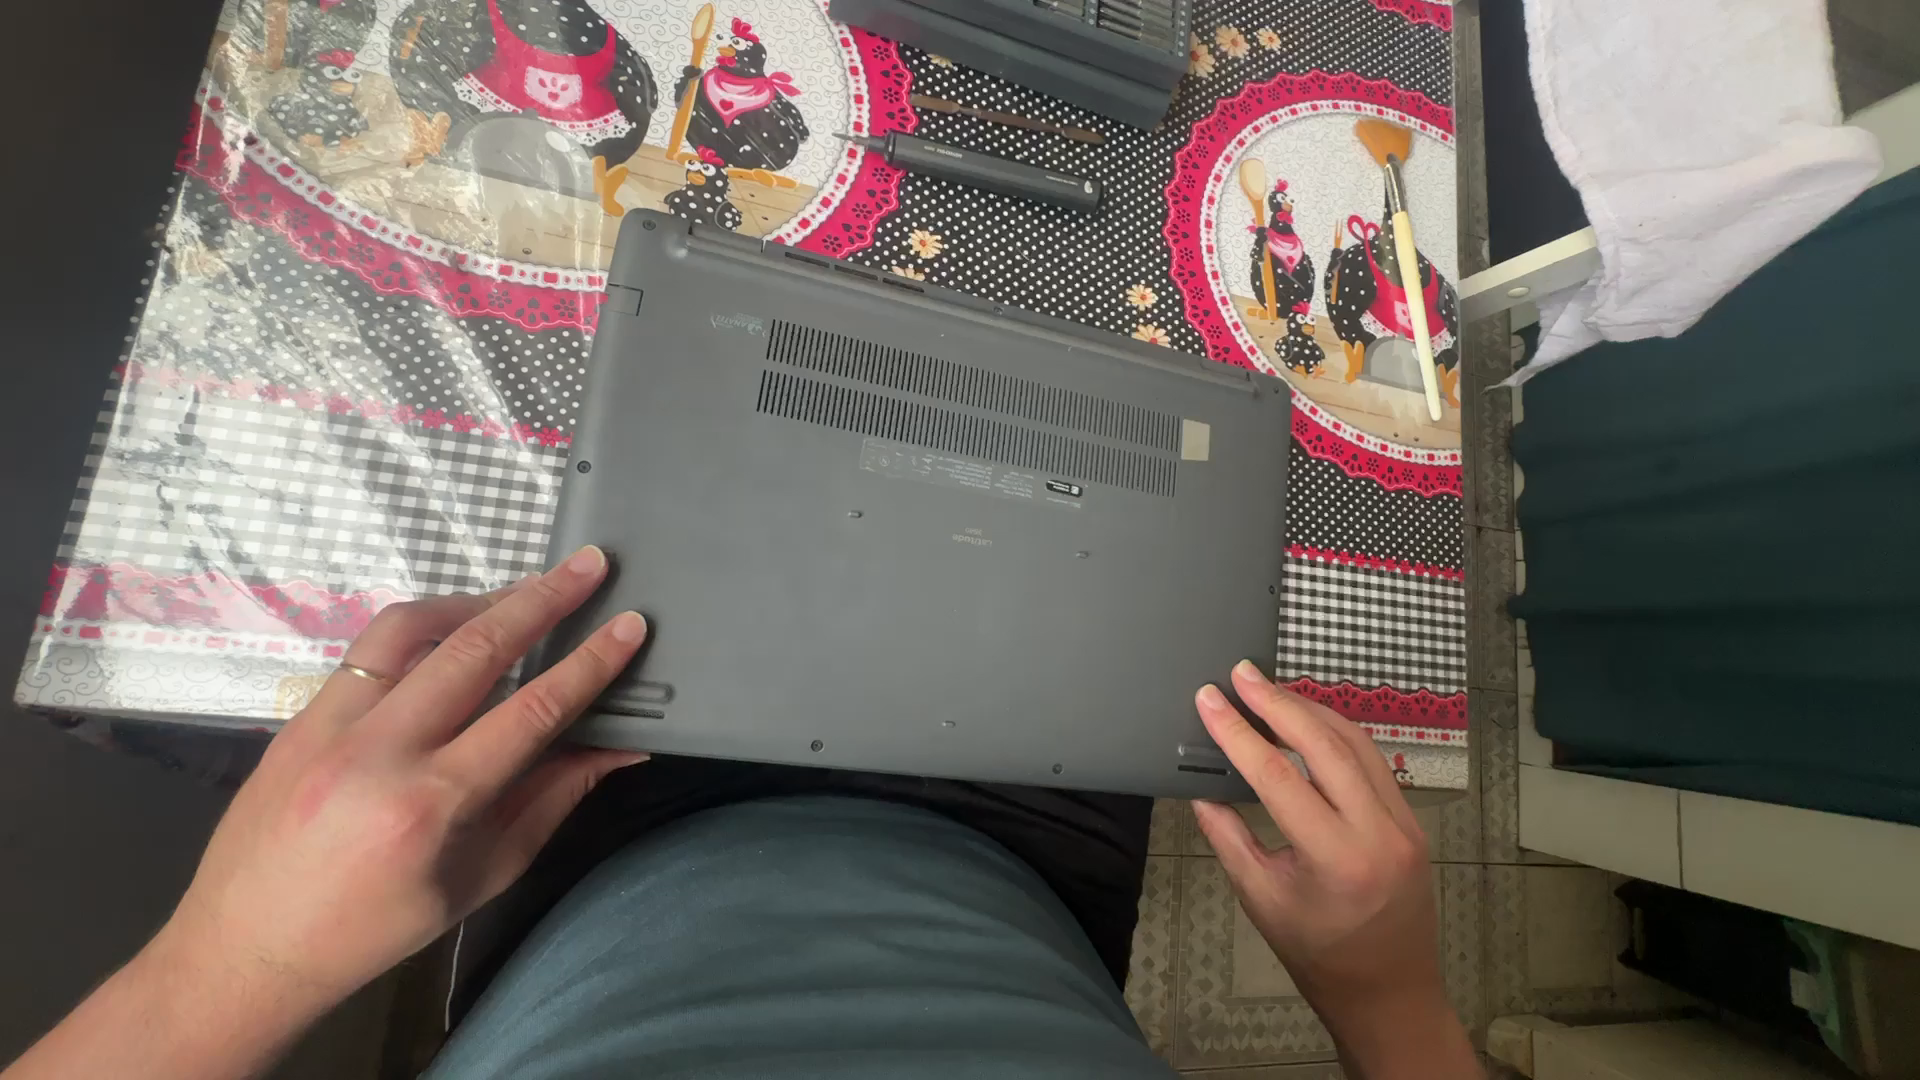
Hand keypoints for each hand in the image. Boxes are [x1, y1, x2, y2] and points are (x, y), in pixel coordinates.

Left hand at [165, 545, 649, 1016]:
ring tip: (526, 590)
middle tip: (589, 563)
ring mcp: (327, 727)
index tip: (631, 623)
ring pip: (411, 629)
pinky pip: (371, 648)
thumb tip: (624, 744)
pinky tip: (460, 627)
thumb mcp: (490, 869)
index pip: (534, 710)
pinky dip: (427, 625)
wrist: (241, 955)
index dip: (592, 662)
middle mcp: (378, 751)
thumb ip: (558, 794)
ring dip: (479, 599)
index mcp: (433, 802)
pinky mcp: (298, 718)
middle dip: (543, 598)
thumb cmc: (384, 925)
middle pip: (476, 648)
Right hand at [1193, 661, 1476, 1078]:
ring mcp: (1404, 822)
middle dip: (1277, 701)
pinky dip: (1333, 730)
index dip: (1238, 732)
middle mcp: (1379, 832)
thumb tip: (1200, 786)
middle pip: (1325, 744)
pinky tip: (1304, 717)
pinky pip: (1371, 759)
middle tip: (1241, 671)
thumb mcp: (1259, 898)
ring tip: (1266, 687)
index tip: (1209, 698)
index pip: (1278, 776)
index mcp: (1336, 859)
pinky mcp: (1411, 819)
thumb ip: (1226, 835)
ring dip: (1308, 707)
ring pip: (1356, 742)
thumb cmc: (1317, 955)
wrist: (1392, 995)